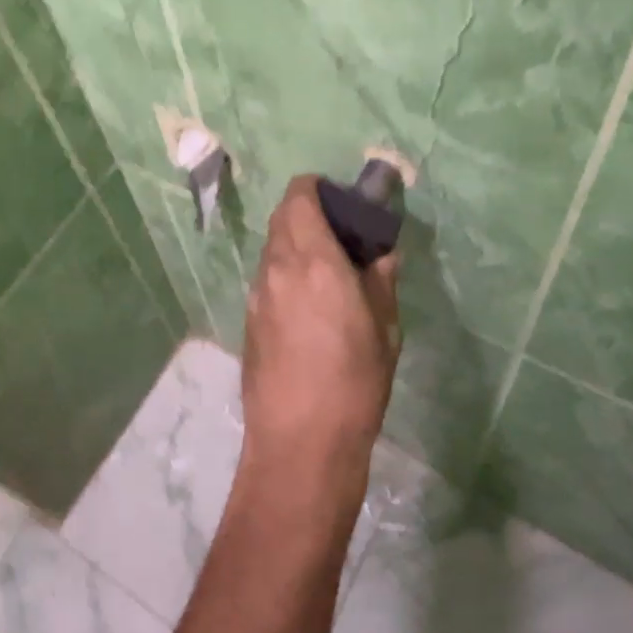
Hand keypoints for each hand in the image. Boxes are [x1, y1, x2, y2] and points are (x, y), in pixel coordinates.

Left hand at [241, 175, 401, 466]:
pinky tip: (310, 307)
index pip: (299, 196)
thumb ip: (380, 280)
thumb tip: (380, 253)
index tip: (343, 203)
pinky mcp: (248, 321)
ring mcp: (256, 294)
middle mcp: (276, 267)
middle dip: (308, 214)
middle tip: (342, 237)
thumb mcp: (384, 329)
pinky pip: (267, 280)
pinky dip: (285, 275)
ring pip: (272, 250)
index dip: (318, 189)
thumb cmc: (354, 383)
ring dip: (296, 246)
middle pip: (282, 218)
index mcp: (312, 258)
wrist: (300, 443)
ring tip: (330, 274)